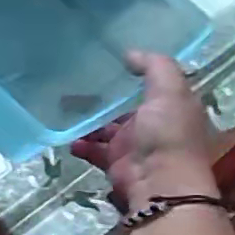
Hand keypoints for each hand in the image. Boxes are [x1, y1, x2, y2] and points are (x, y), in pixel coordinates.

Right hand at [71, 51, 217, 208]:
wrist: (159, 182)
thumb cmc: (167, 134)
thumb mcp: (169, 92)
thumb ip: (154, 67)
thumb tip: (130, 53)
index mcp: (170, 106)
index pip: (150, 85)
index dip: (133, 74)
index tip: (106, 61)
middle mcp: (152, 124)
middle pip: (123, 107)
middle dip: (103, 98)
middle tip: (75, 84)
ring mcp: (132, 145)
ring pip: (105, 128)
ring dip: (88, 122)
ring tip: (64, 110)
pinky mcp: (115, 162)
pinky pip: (93, 150)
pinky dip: (82, 144)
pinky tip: (70, 138)